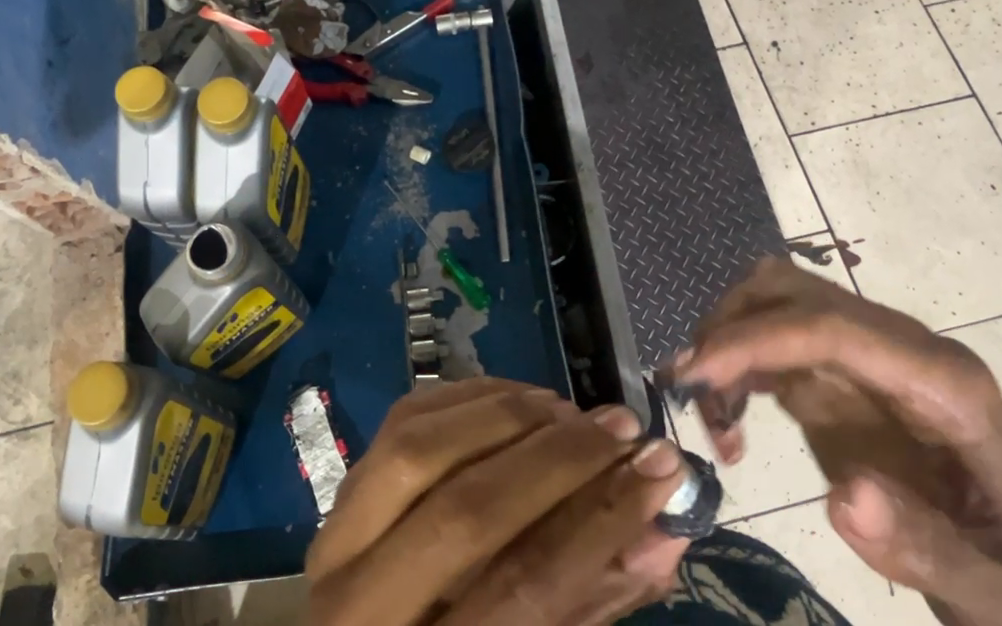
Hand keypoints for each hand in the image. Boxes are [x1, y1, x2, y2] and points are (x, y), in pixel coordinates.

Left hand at [305, 378, 691, 625]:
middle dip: (558, 459)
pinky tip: (521, 397)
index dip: (602, 519)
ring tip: (570, 410)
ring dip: (507, 417)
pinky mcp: (338, 490)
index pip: (527, 585)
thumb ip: (592, 595)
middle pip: (469, 512)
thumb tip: (664, 525)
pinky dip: (467, 398)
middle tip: (623, 426)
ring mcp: (337, 541)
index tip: (662, 466)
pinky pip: (403, 421)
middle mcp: (364, 605)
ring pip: (421, 451)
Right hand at [672, 257, 1001, 625]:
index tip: (694, 377)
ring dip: (725, 342)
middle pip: (794, 293)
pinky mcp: (840, 375)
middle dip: (729, 330)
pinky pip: (771, 342)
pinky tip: (727, 424)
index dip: (756, 339)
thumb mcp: (991, 591)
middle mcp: (903, 350)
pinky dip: (733, 368)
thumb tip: (841, 496)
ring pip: (775, 301)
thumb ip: (924, 548)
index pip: (834, 328)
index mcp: (944, 385)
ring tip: (710, 418)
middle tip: (686, 394)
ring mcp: (868, 356)